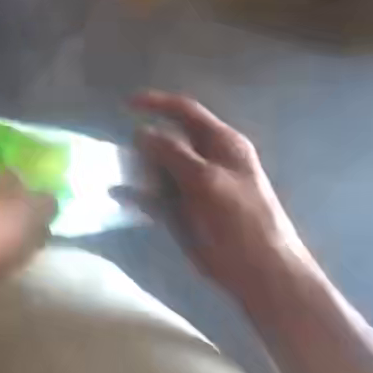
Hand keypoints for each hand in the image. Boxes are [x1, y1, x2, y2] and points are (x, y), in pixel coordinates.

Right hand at [119, 92, 315, 293]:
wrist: (257, 268)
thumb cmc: (239, 219)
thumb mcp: (205, 179)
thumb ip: (172, 153)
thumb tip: (141, 131)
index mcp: (221, 144)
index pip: (185, 112)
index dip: (157, 104)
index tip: (125, 103)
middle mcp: (206, 159)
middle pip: (168, 139)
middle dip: (143, 141)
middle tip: (119, 151)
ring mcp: (193, 185)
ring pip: (157, 166)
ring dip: (137, 168)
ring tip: (116, 173)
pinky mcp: (182, 209)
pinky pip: (153, 194)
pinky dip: (137, 193)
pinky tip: (120, 196)